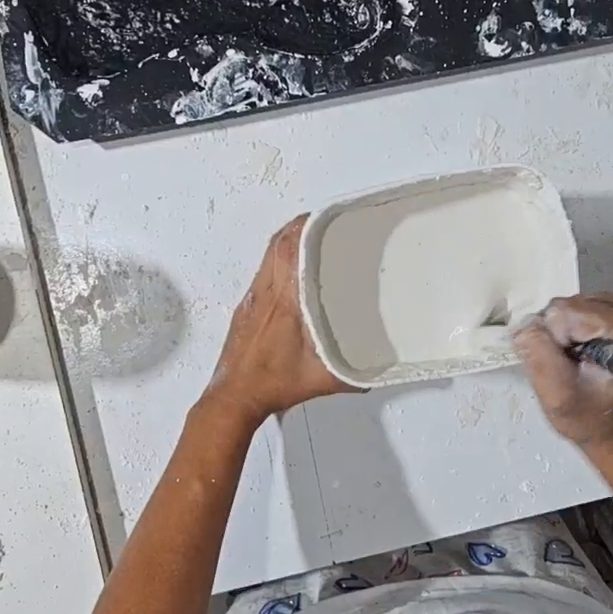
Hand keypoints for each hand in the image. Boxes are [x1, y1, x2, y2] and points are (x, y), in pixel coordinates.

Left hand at [204, 215, 357, 425]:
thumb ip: (355, 373)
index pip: (291, 250)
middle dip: (299, 226)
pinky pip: (262, 271)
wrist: (233, 397)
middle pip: (277, 244)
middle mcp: (265, 295)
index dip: (307, 227)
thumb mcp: (323, 379)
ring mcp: (252, 299)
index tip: (325, 217)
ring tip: (308, 237)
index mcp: (285, 304)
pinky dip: (277, 260)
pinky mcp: (245, 308)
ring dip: (287, 241)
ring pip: (267, 255)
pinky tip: (291, 270)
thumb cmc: (270, 385)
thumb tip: (380, 367)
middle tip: (320, 220)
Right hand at [514, 293, 612, 449]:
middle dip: (558, 334)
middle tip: (569, 363)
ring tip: (574, 359)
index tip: (569, 365)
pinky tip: (576, 348)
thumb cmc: (588, 415)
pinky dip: (564, 328)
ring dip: (561, 332)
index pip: (567, 314)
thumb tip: (524, 324)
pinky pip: (568, 305)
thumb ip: (540, 356)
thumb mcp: (558, 395)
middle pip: (568, 305)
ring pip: (566, 304)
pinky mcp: (611, 305)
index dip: (557, 340)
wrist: (606, 423)